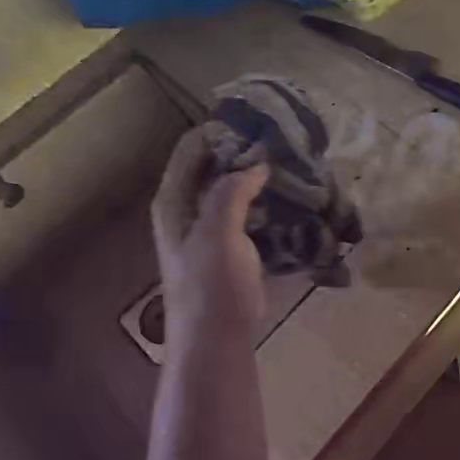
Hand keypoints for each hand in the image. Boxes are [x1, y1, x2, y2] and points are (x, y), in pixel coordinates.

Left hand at [152, 129, 269, 342]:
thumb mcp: (218, 233)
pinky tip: (284, 196)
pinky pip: (242, 212)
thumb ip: (232, 192)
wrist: (215, 341)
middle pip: (210, 167)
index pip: (191, 149)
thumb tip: (256, 164)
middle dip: (240, 150)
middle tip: (278, 139)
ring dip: (252, 175)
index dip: (218, 130)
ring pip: (228, 189)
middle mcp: (185, 211)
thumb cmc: (211, 286)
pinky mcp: (226, 249)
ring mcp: (205, 231)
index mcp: (174, 202)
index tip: (255, 119)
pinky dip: (260, 200)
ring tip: (286, 162)